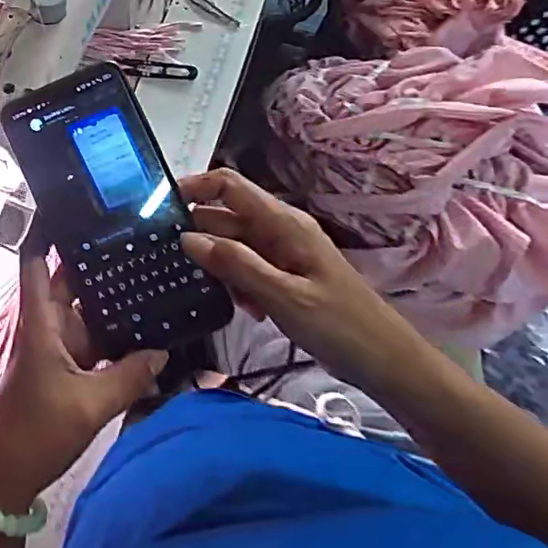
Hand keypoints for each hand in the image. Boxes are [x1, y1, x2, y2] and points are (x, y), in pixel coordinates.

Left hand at [0, 245, 167, 513]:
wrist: (8, 476)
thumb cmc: (38, 432)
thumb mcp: (90, 404)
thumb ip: (130, 376)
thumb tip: (162, 350)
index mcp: (41, 323)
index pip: (36, 264)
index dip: (43, 233)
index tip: (67, 208)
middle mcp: (48, 327)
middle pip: (69, 283)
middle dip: (94, 263)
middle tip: (133, 239)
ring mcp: (57, 348)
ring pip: (85, 313)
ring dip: (108, 299)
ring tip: (145, 275)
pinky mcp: (66, 369)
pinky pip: (92, 341)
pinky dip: (113, 333)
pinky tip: (142, 328)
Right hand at [177, 169, 436, 392]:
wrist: (388, 363)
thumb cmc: (341, 326)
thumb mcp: (284, 296)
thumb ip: (235, 265)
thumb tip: (188, 238)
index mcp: (283, 223)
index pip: (229, 185)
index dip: (194, 186)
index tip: (159, 206)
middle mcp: (280, 229)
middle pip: (225, 216)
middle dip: (199, 235)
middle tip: (171, 262)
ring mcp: (283, 252)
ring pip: (233, 244)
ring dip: (219, 265)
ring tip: (215, 293)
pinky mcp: (285, 276)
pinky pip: (247, 267)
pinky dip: (236, 282)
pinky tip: (244, 308)